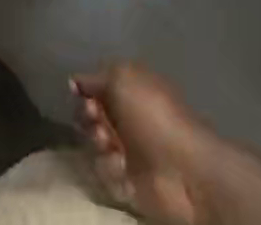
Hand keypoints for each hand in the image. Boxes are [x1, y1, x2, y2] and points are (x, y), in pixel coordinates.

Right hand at [71, 63, 210, 224]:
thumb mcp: (123, 78)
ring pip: (93, 145)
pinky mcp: (128, 183)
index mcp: (130, 94)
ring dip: (96, 143)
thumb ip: (96, 77)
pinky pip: (104, 174)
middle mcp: (127, 121)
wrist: (185, 170)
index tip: (81, 94)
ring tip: (109, 146)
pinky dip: (109, 170)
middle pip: (89, 117)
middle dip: (86, 117)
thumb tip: (75, 82)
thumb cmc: (154, 116)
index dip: (83, 91)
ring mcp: (127, 153)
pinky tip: (122, 167)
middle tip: (96, 121)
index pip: (94, 90)